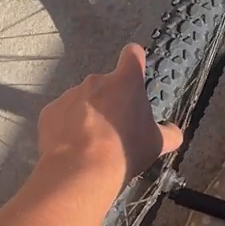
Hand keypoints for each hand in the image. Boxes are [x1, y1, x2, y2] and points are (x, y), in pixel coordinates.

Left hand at [36, 44, 182, 182]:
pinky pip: (61, 115)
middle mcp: (96, 80)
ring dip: (88, 114)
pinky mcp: (49, 111)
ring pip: (82, 100)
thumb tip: (175, 132)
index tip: (135, 72)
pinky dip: (66, 127)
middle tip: (115, 127)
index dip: (135, 60)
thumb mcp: (156, 145)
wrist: (80, 171)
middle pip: (107, 83)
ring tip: (90, 143)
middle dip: (111, 100)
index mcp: (126, 81)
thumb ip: (169, 134)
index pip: (133, 54)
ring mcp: (70, 94)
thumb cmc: (125, 151)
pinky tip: (71, 147)